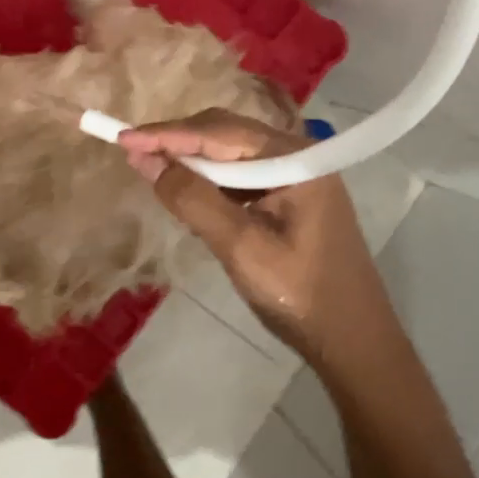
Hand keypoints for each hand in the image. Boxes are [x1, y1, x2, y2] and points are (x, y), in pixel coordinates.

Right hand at [119, 110, 384, 362]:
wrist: (356, 346)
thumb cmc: (301, 297)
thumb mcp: (241, 248)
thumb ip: (193, 200)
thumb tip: (144, 160)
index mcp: (295, 159)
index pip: (219, 132)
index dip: (167, 134)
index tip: (122, 138)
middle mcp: (298, 154)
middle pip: (226, 133)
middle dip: (178, 141)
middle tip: (132, 152)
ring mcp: (297, 175)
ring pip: (231, 152)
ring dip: (192, 160)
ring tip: (153, 168)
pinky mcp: (292, 196)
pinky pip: (242, 174)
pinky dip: (211, 179)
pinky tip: (190, 193)